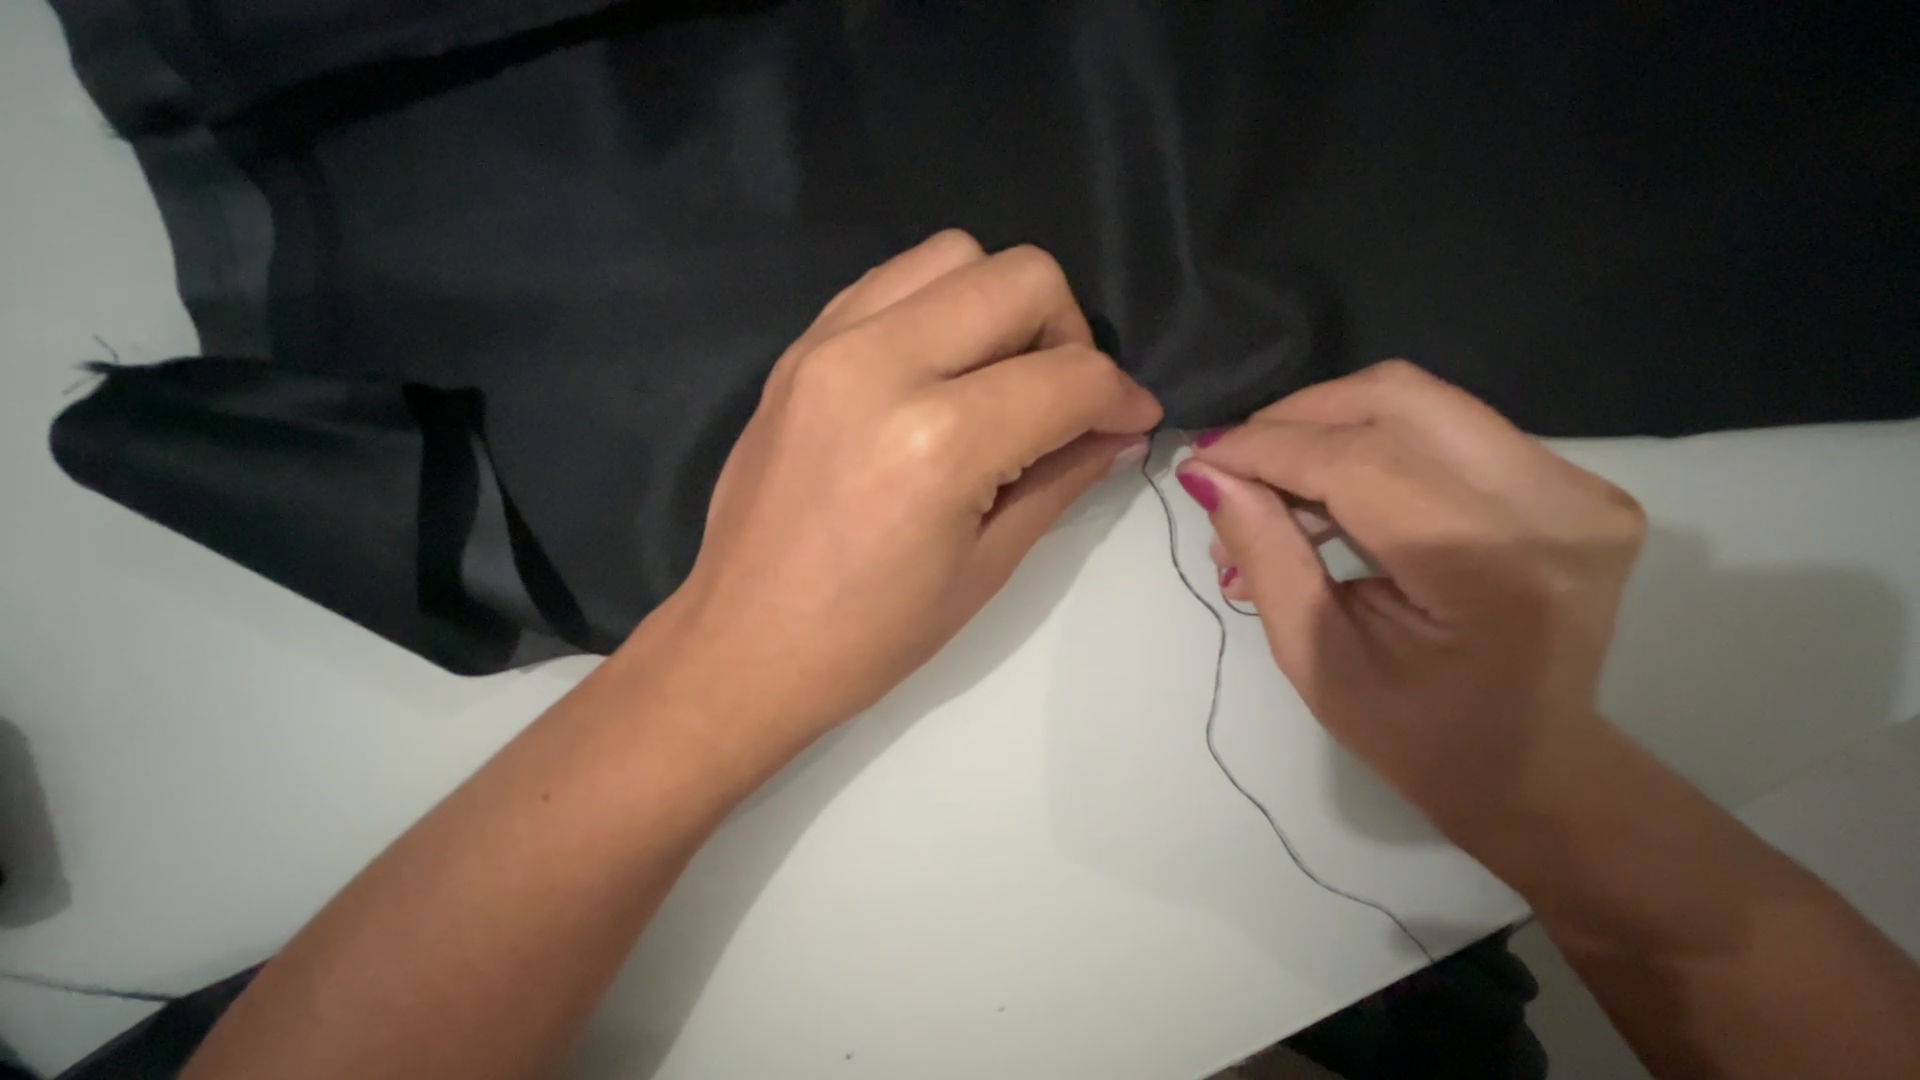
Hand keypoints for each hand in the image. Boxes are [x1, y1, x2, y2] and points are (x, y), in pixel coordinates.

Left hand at [638, 231, 1160, 746]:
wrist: (744, 642)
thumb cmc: (872, 634)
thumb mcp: (988, 566)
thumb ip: (1064, 478)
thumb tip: (1119, 428)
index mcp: (939, 440)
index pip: (1070, 377)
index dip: (1122, 396)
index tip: (1133, 420)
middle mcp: (883, 364)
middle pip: (1023, 278)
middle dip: (1069, 334)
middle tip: (1061, 401)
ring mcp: (829, 343)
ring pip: (955, 255)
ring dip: (1002, 305)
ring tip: (997, 378)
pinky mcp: (799, 346)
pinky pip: (891, 279)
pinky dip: (937, 304)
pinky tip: (938, 368)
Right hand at [1178, 361, 1644, 837]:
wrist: (1532, 765)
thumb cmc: (1415, 734)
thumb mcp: (1316, 657)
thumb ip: (1266, 553)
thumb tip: (1208, 475)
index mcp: (1492, 568)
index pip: (1359, 463)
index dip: (1267, 449)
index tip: (1200, 460)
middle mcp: (1553, 507)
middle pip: (1397, 400)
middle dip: (1297, 420)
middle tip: (1237, 465)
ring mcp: (1575, 487)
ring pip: (1420, 402)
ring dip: (1329, 430)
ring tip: (1275, 490)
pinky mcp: (1572, 482)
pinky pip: (1445, 427)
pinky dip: (1370, 445)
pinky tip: (1331, 493)